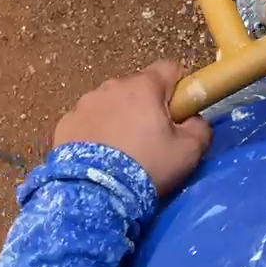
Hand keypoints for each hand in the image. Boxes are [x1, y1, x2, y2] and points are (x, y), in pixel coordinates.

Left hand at [53, 61, 212, 195]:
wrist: (94, 197)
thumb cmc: (146, 168)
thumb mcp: (188, 152)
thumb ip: (200, 128)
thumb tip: (195, 120)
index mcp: (143, 87)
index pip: (169, 69)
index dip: (178, 89)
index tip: (178, 114)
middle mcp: (112, 86)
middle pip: (138, 88)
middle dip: (146, 108)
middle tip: (149, 141)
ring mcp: (85, 103)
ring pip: (111, 104)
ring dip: (118, 119)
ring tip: (119, 154)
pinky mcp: (65, 123)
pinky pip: (87, 122)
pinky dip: (94, 133)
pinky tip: (97, 158)